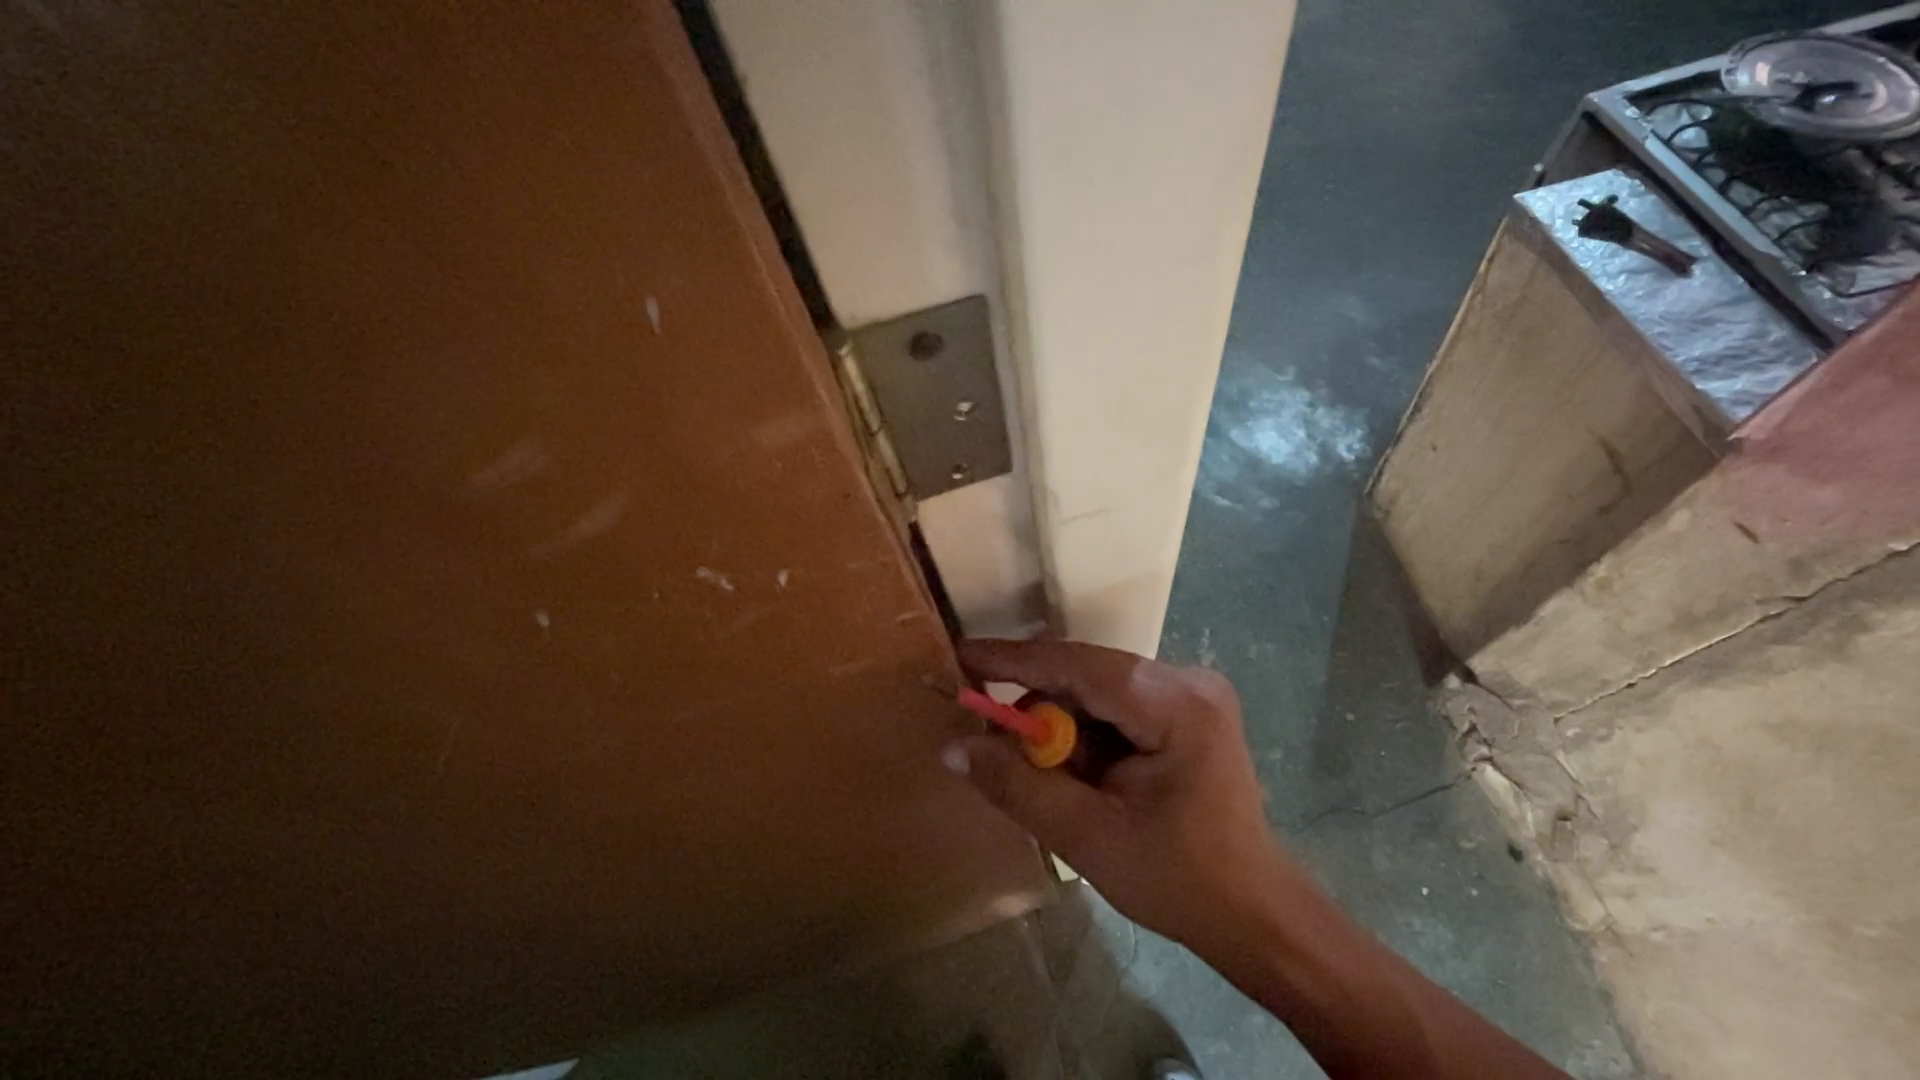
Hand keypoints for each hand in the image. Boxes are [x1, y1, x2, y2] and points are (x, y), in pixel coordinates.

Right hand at [942, 638, 1301, 947]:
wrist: (1252, 911)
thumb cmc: (1177, 879)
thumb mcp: (1086, 837)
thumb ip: (1018, 785)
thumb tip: (955, 748)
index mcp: (1177, 705)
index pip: (1080, 665)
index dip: (1015, 660)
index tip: (961, 656)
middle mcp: (1188, 682)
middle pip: (1087, 677)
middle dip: (1040, 713)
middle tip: (1001, 751)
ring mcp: (1192, 694)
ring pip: (1096, 692)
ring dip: (1062, 730)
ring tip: (1057, 783)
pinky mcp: (1187, 711)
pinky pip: (1114, 708)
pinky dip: (1086, 737)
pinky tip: (1083, 778)